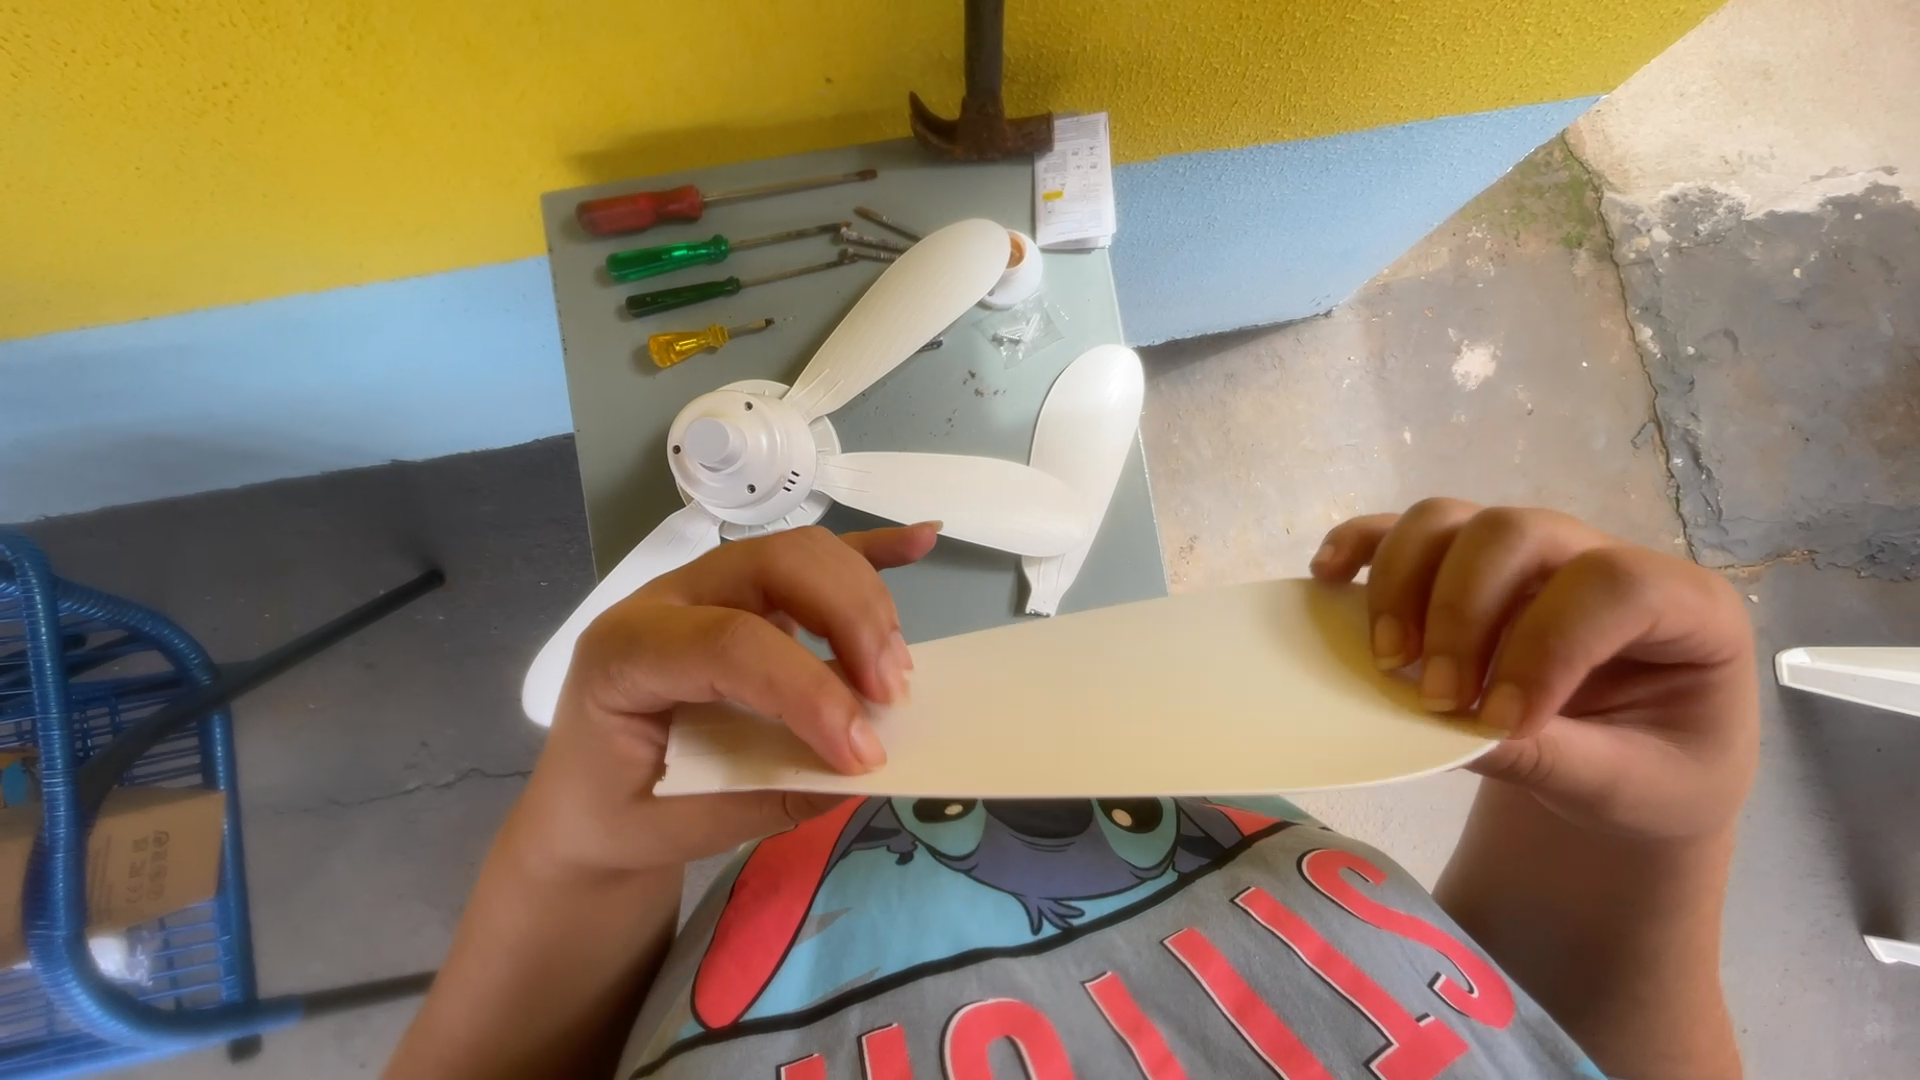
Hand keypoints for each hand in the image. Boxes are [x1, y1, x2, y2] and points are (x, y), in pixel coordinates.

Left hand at [514, 523, 938, 876]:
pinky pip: (816, 557)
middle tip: (891, 694)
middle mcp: (669, 598)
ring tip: (894, 672)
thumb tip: (859, 770)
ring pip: (804, 552)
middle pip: (777, 565)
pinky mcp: (748, 592)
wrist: (583, 798)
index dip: (808, 691)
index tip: (862, 753)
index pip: (732, 644)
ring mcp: (710, 584)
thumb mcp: (674, 829)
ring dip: (864, 600)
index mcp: (628, 652)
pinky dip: (872, 550)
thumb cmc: (615, 813)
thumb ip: (766, 799)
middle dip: (850, 619)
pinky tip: (922, 539)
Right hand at [1309, 499, 1757, 840]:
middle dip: (1459, 611)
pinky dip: (1357, 547)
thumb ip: (1556, 760)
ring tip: (1389, 660)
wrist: (1623, 765)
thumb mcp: (1630, 789)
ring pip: (1445, 519)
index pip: (1613, 585)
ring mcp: (1518, 555)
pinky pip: (1395, 530)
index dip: (1547, 646)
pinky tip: (1328, 577)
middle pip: (1512, 532)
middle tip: (1437, 696)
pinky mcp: (1455, 566)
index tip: (1500, 723)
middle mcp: (1593, 557)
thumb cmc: (1650, 775)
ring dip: (1400, 584)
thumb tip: (1455, 736)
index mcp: (1682, 606)